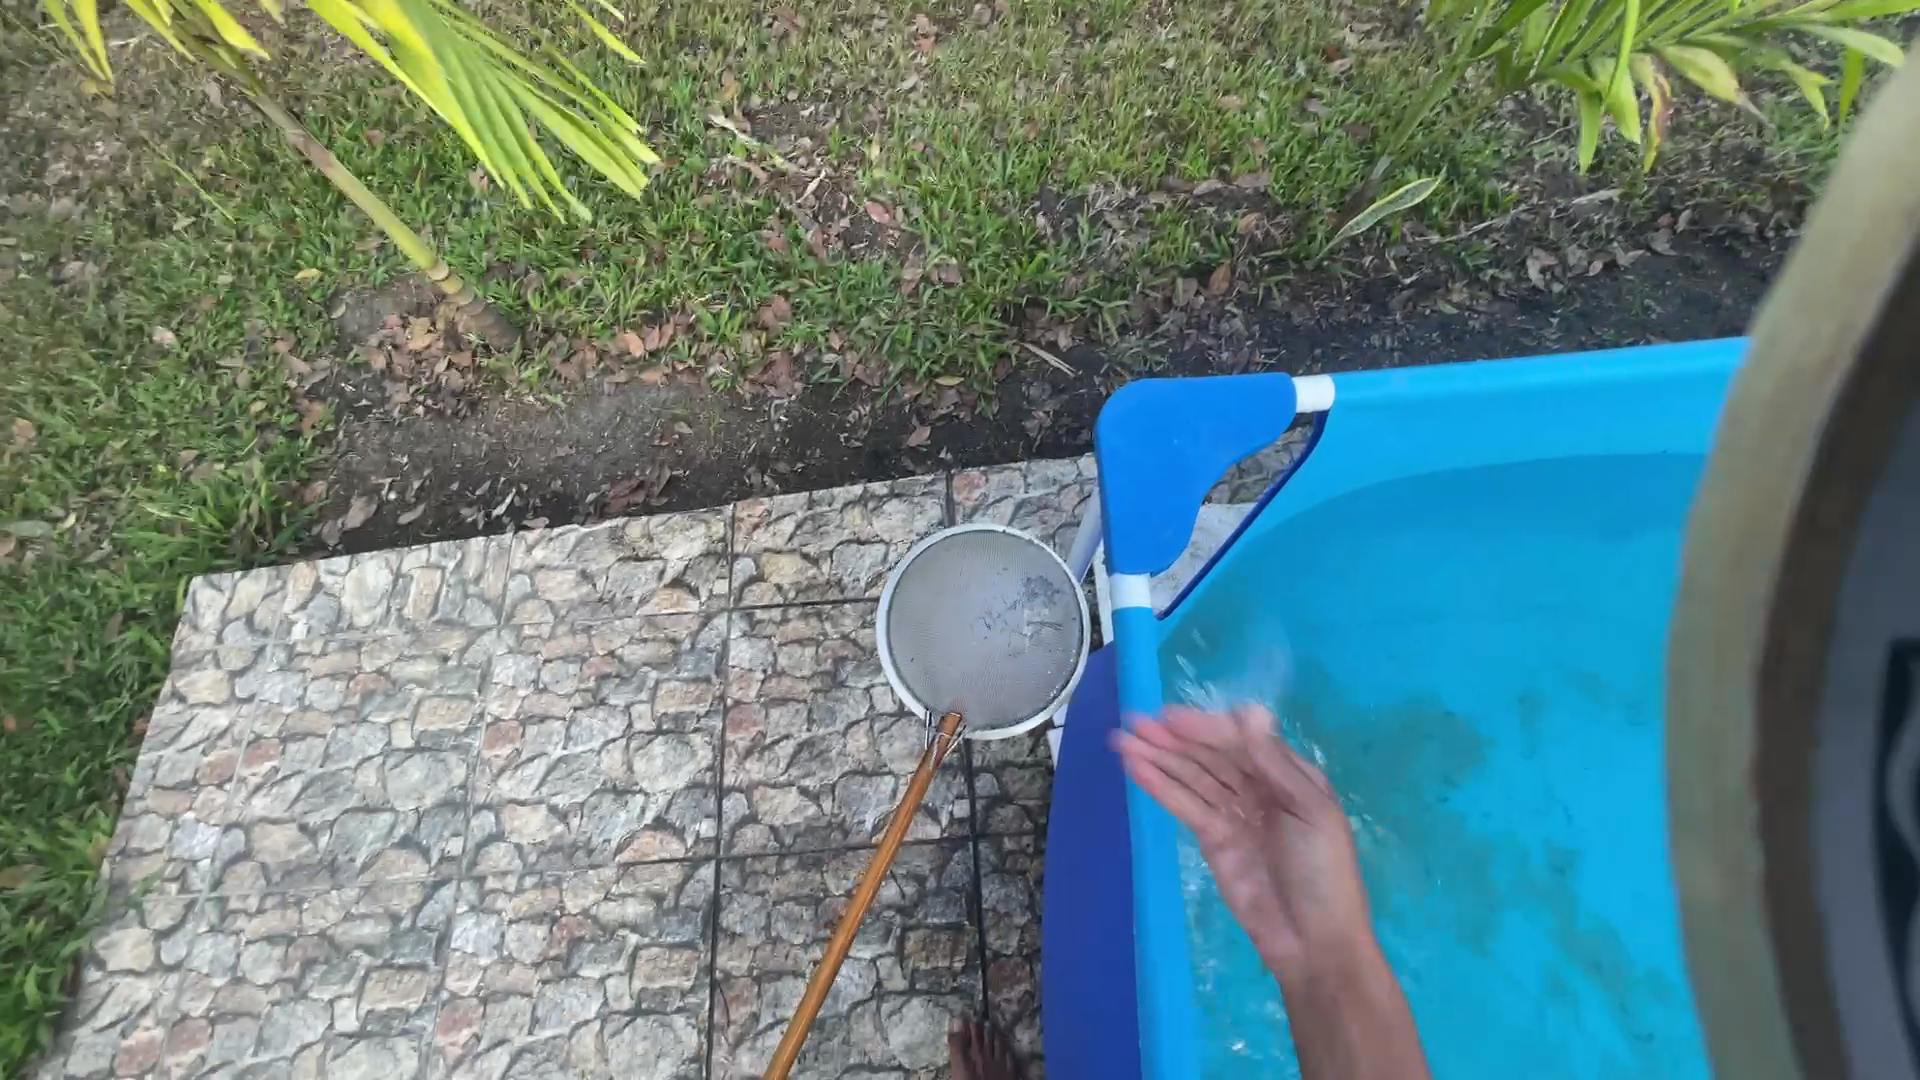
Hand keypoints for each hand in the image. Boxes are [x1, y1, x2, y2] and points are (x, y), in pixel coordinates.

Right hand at [1113, 705, 1372, 978]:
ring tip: (1121, 740)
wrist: (1314, 944)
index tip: (1171, 718)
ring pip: (1190, 775)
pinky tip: (1135, 768)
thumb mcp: (1311, 811)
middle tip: (1134, 721)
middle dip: (1172, 737)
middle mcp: (1256, 785)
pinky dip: (1159, 785)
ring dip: (1157, 756)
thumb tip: (1248, 709)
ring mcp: (1231, 811)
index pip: (1239, 740)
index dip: (1205, 728)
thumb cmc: (1324, 873)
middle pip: (1209, 754)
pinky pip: (1183, 803)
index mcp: (1286, 773)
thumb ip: (1273, 762)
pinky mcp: (1211, 836)